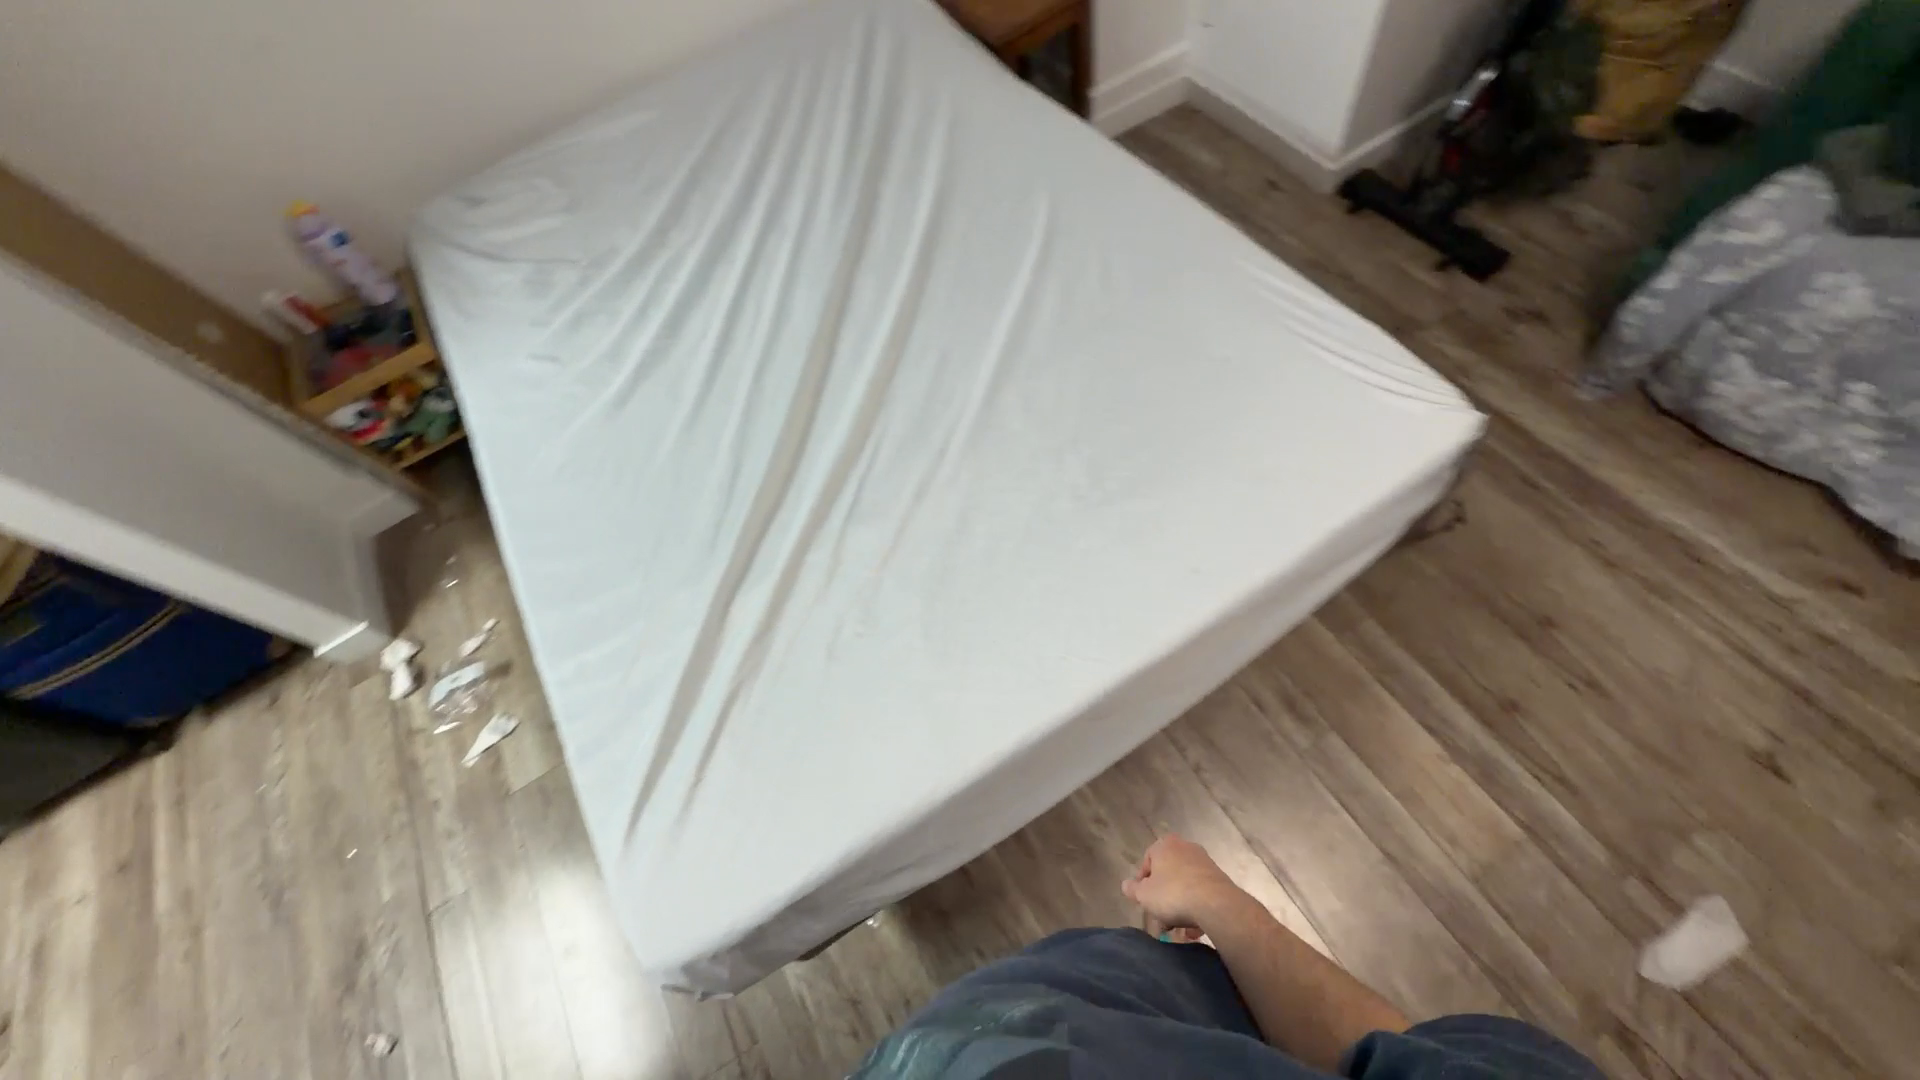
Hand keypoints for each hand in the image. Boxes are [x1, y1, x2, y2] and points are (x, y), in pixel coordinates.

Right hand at [1121, 835, 1250, 937]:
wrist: (1215, 904)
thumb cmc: (1173, 894)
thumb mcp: (1144, 895)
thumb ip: (1132, 889)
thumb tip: (1127, 885)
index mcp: (1164, 845)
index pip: (1147, 862)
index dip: (1143, 884)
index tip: (1144, 901)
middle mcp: (1185, 847)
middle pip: (1168, 875)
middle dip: (1163, 898)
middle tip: (1161, 918)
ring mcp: (1205, 862)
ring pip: (1185, 886)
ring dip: (1180, 907)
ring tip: (1178, 929)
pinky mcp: (1220, 879)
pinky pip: (1201, 894)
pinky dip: (1196, 909)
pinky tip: (1194, 930)